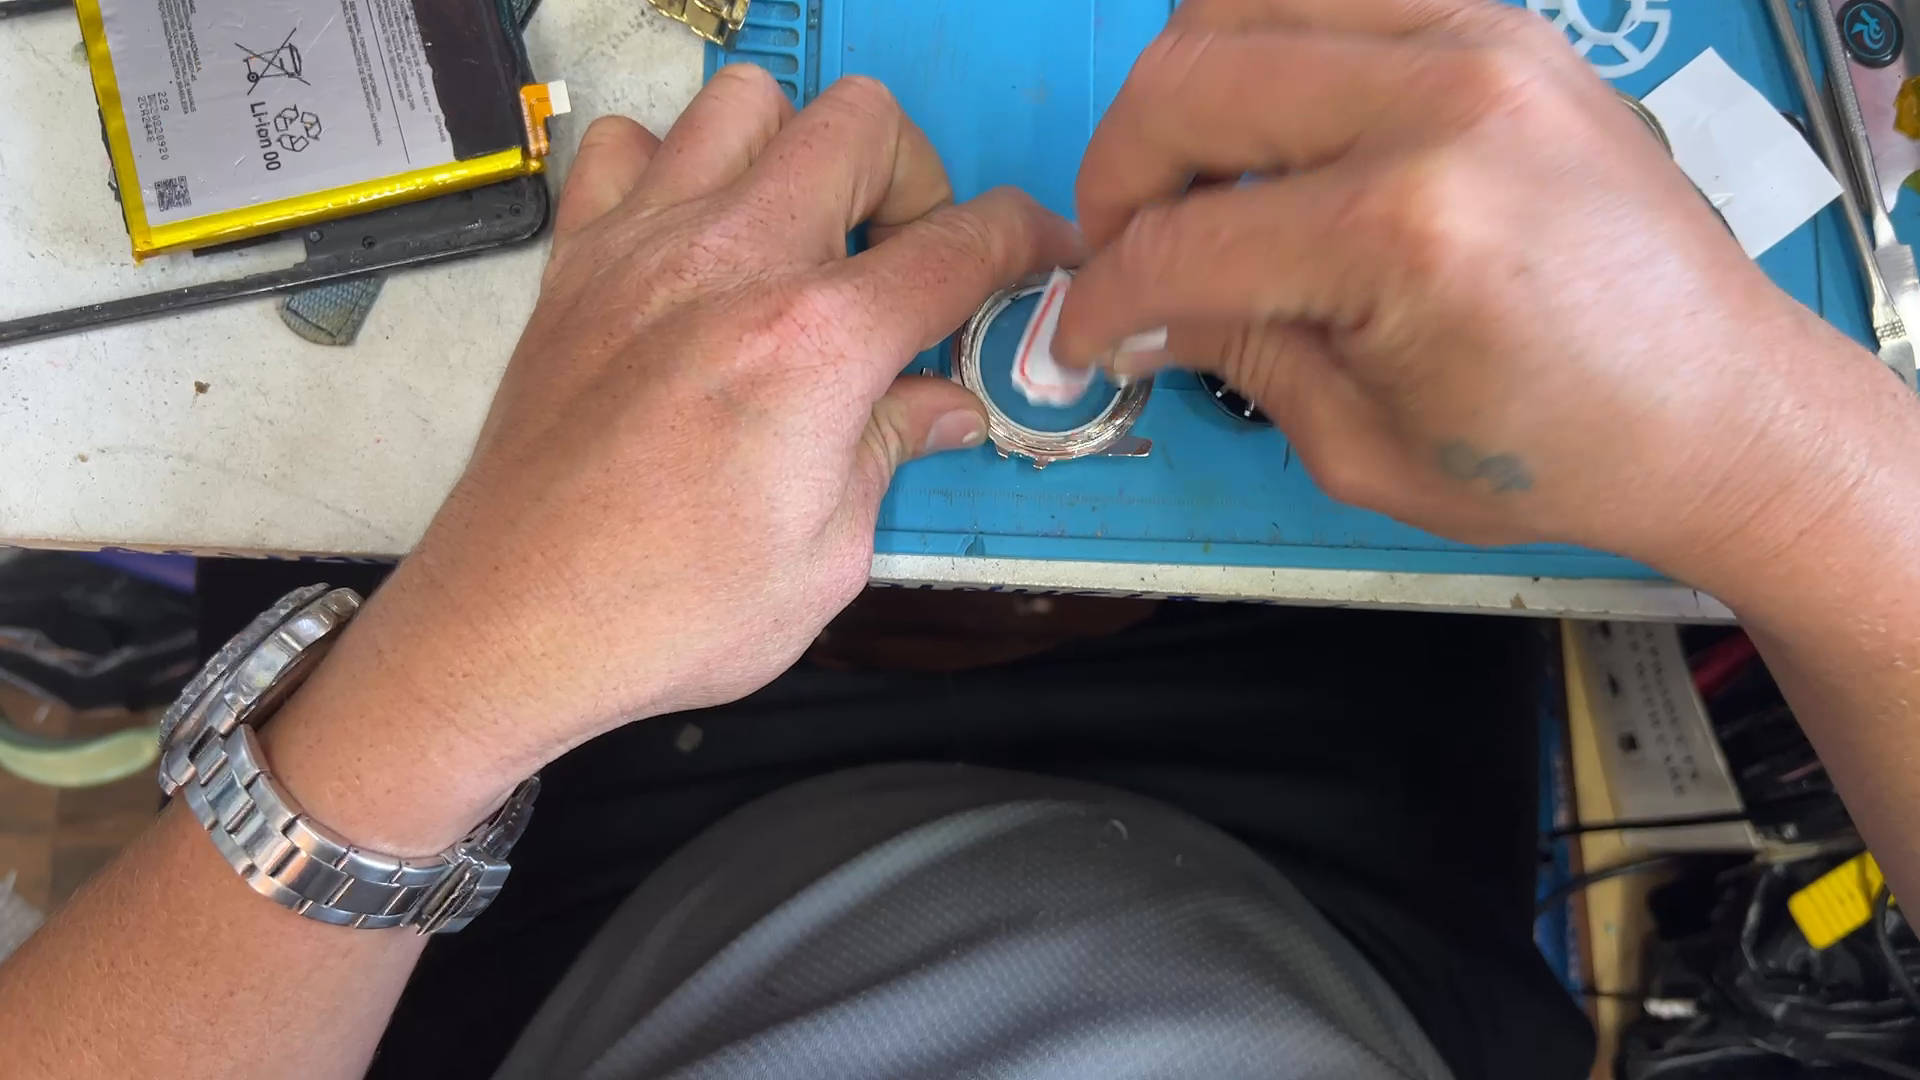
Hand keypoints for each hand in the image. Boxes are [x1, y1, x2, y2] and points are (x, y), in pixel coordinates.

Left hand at [267, 68, 1076, 828]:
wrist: (510, 634)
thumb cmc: (678, 615)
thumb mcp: (832, 555)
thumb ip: (895, 450)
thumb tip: (950, 405)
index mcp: (816, 346)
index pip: (960, 246)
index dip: (1026, 239)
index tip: (1043, 253)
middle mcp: (731, 264)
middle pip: (861, 125)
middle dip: (914, 183)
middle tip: (905, 270)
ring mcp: (641, 250)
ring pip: (747, 102)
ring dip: (802, 159)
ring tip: (805, 249)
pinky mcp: (574, 267)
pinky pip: (631, 148)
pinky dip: (683, 171)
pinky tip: (699, 251)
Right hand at [1055, 0, 1908, 578]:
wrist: (1711, 406)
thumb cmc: (1533, 458)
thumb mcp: (1350, 445)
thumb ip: (1233, 356)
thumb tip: (1136, 320)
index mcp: (1398, 237)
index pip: (1175, 243)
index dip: (1097, 300)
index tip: (1079, 339)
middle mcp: (1434, 101)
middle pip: (1180, 86)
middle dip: (1109, 184)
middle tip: (1117, 258)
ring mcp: (1473, 37)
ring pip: (1231, 6)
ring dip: (1170, 104)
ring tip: (1180, 191)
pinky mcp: (1493, 24)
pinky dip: (1248, 56)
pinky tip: (1255, 139)